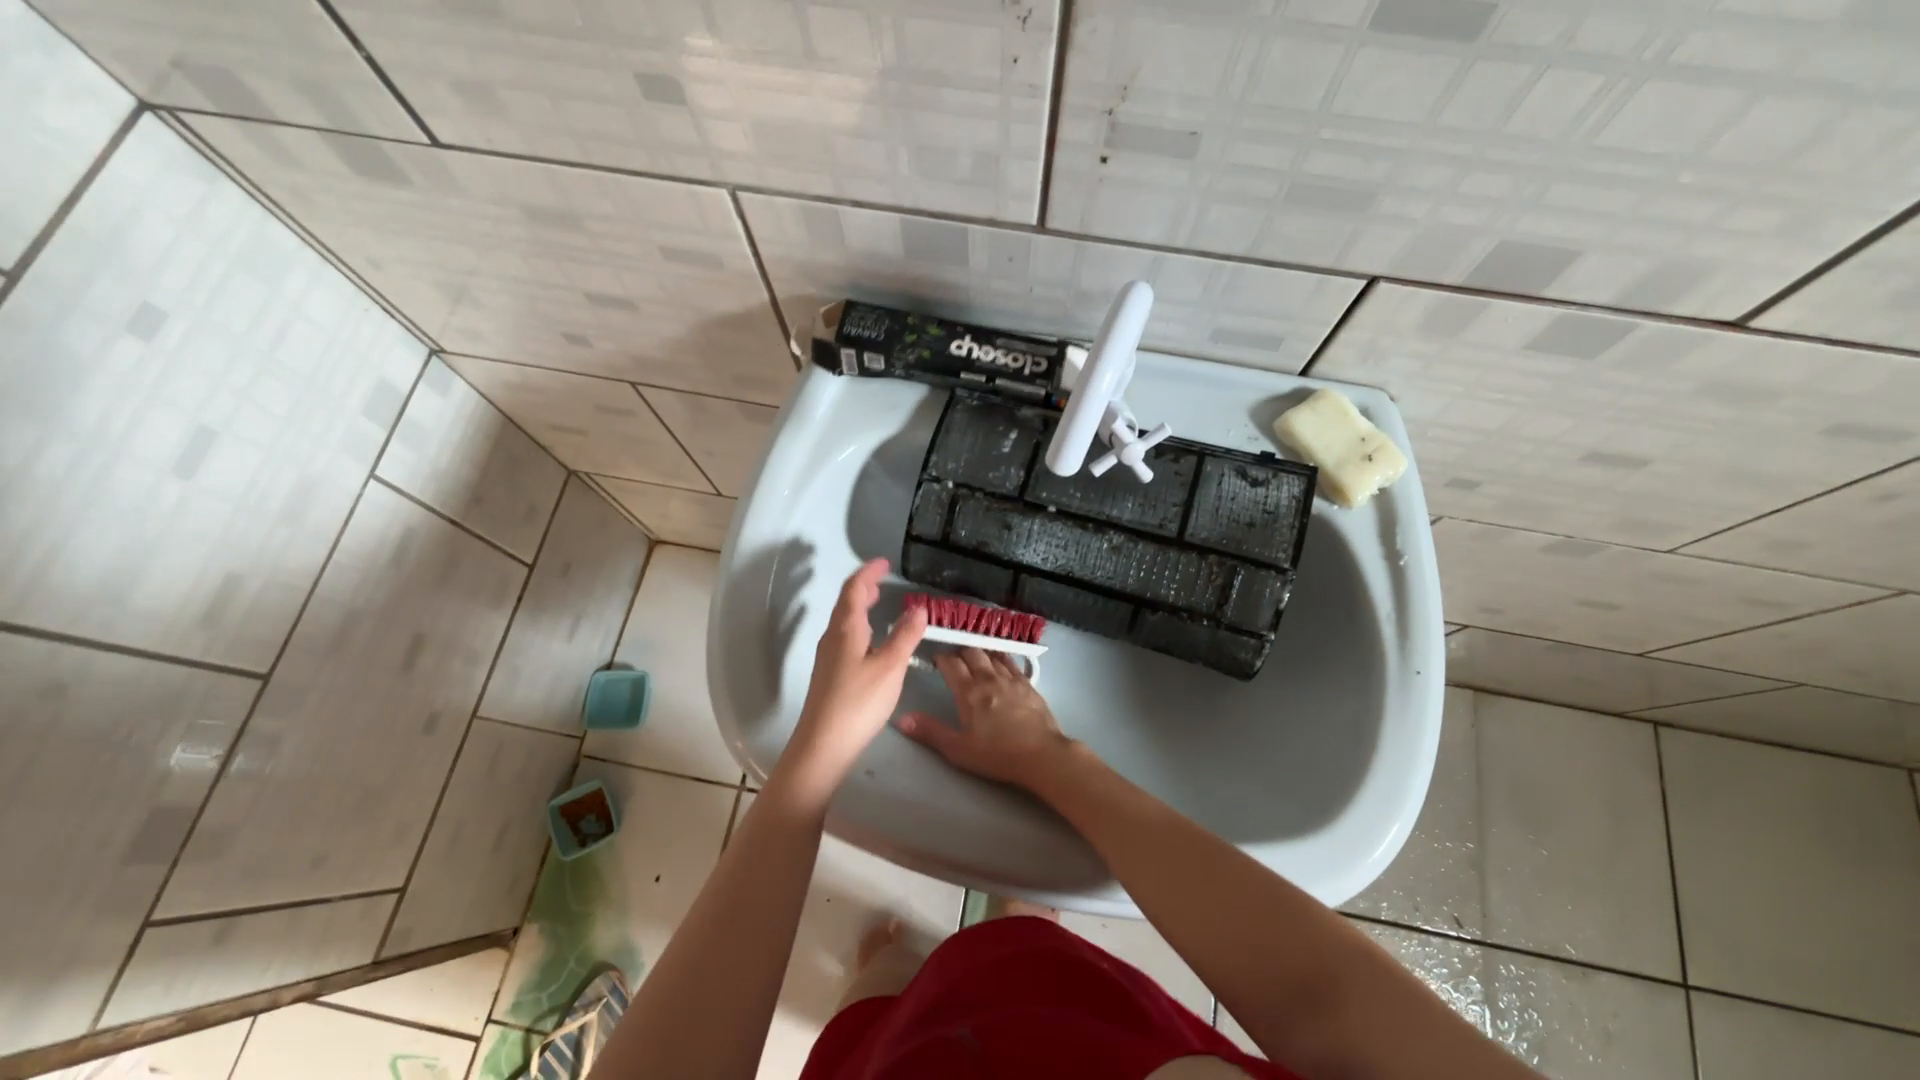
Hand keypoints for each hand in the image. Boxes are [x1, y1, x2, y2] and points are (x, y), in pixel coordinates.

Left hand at [788, 558, 926, 778]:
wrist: (823, 744)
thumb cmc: (858, 702)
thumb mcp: (890, 667)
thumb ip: (905, 636)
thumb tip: (918, 608)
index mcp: (846, 629)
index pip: (854, 590)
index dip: (868, 573)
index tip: (884, 562)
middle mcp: (832, 638)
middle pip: (846, 603)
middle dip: (864, 588)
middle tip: (883, 580)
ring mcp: (828, 657)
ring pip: (844, 622)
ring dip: (861, 608)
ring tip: (879, 604)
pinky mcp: (829, 674)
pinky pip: (845, 638)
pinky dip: (860, 627)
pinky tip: (872, 641)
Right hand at [898, 648, 1074, 787]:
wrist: (1042, 755)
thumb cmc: (997, 754)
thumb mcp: (958, 749)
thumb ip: (930, 732)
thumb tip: (900, 719)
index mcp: (969, 691)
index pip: (951, 663)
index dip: (941, 658)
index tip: (936, 660)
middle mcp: (989, 678)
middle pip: (972, 653)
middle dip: (960, 652)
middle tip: (954, 660)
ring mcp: (1011, 679)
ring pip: (992, 654)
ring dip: (980, 652)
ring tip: (975, 657)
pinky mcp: (1028, 684)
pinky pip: (1011, 663)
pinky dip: (1001, 658)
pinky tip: (1000, 662)